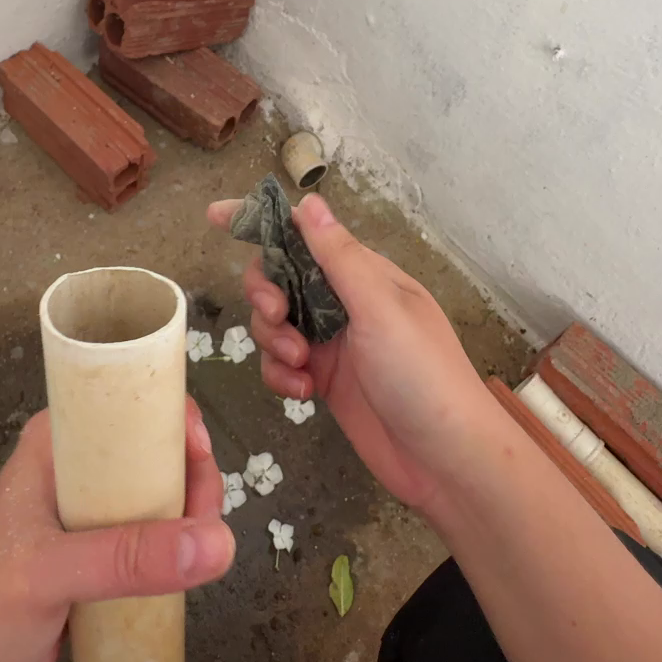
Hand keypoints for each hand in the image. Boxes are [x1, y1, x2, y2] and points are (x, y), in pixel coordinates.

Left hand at [0, 399, 234, 661]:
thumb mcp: (50, 574)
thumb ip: (127, 559)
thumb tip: (217, 542)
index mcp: (58, 442)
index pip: (126, 401)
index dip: (171, 416)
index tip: (202, 454)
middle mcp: (80, 464)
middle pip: (155, 445)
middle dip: (190, 474)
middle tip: (205, 518)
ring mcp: (92, 508)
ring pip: (161, 489)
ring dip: (189, 512)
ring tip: (198, 551)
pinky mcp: (102, 548)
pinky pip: (155, 530)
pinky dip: (176, 542)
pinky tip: (184, 567)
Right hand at [206, 194, 500, 513]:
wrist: (446, 460)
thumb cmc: (422, 373)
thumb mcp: (381, 308)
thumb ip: (340, 257)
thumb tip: (308, 201)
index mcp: (363, 273)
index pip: (305, 234)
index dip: (261, 222)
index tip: (215, 215)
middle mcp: (345, 301)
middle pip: (280, 278)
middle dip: (266, 293)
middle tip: (276, 316)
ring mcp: (333, 342)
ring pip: (275, 323)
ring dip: (274, 340)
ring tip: (300, 365)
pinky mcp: (324, 380)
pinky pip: (282, 364)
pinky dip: (281, 374)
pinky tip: (303, 392)